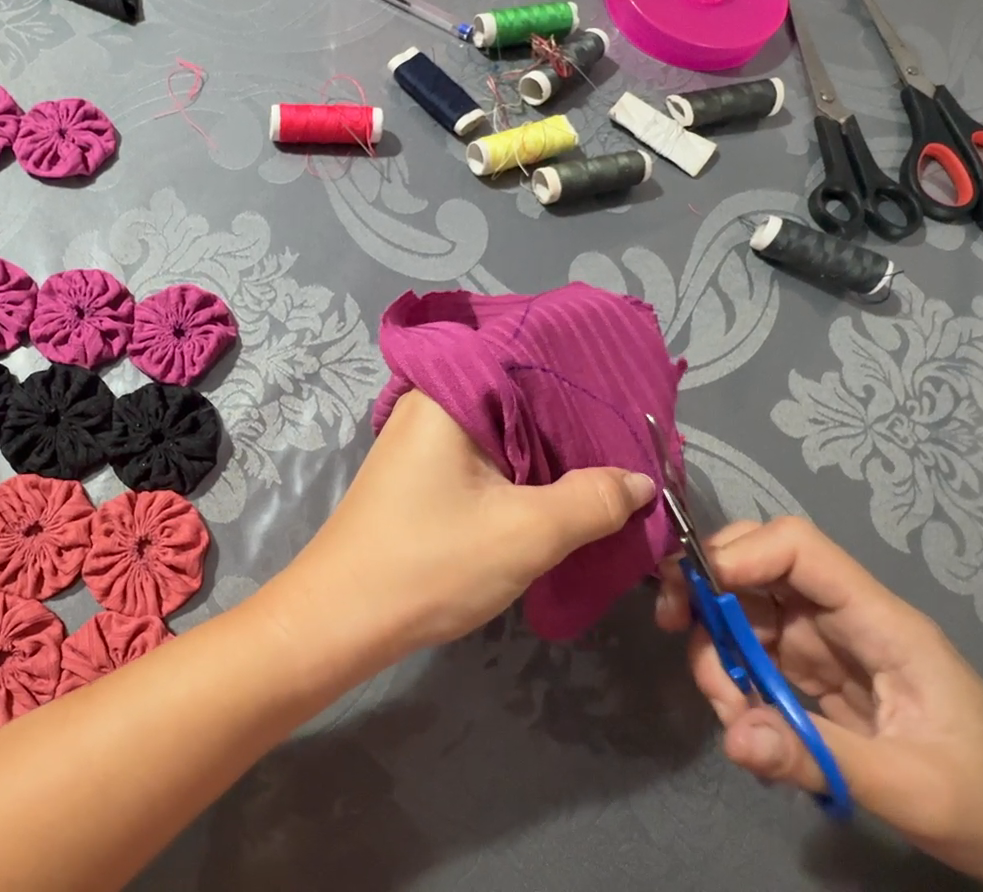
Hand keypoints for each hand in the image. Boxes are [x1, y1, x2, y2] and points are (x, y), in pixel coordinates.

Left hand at [262, 390, 653, 662]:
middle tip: (642, 444)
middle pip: (521, 400)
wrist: (341, 620)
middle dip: (577, 425)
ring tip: (618, 471)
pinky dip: (525, 477)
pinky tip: (565, 495)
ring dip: (553, 458)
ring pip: (506, 437)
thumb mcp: (526, 532)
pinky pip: (487, 463)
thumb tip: (640, 480)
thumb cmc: (430, 564)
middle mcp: (431, 405)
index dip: (588, 380)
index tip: (641, 400)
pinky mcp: (423, 477)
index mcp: (447, 393)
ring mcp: (423, 443)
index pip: (530, 361)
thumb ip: (593, 500)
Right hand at [657, 517, 982, 890]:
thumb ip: (817, 757)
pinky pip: (752, 655)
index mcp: (880, 622)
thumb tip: (733, 734)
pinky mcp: (813, 677)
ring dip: (716, 649)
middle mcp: (846, 620)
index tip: (692, 598)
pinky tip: (745, 723)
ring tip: (732, 713)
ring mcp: (826, 648)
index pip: (799, 548)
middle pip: (758, 565)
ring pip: (744, 611)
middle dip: (707, 589)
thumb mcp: (911, 789)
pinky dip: (731, 679)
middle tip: (677, 631)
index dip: (738, 554)